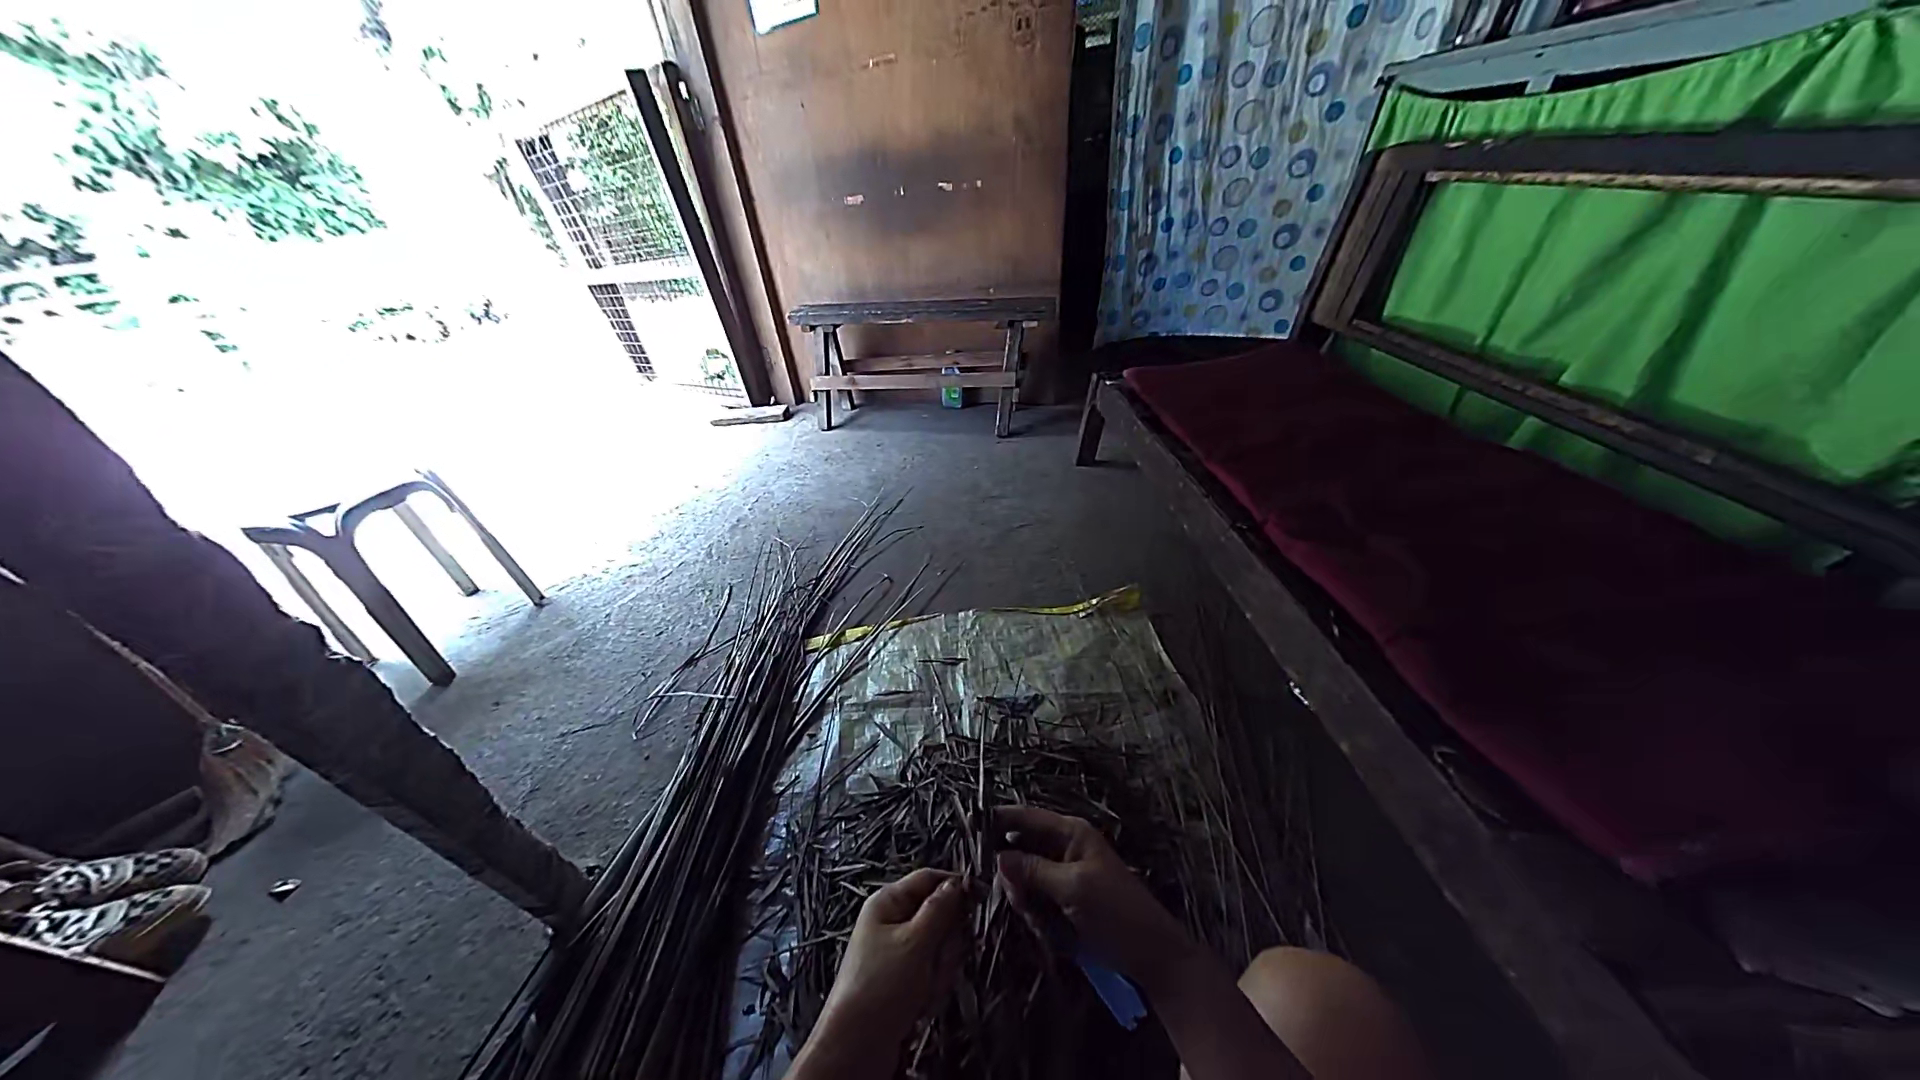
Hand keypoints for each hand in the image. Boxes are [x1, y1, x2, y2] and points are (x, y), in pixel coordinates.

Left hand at [814, 868, 969, 1052]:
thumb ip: (940, 909)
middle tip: (937, 960)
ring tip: (924, 987)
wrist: (855, 1048)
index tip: (980, 897)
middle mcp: (892, 923)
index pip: (928, 879)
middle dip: (945, 941)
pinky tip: (921, 1003)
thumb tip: (958, 883)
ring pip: (939, 948)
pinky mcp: (902, 979)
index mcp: (888, 903)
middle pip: (938, 916)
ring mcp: (898, 952)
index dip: (955, 885)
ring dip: (940, 968)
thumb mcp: (915, 942)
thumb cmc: (879, 987)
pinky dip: (932, 987)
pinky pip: (931, 972)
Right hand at [993, 805, 1195, 992]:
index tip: (969, 827)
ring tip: (1041, 919)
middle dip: (1014, 874)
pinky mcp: (1063, 900)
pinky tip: (1047, 929)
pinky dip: (1035, 914)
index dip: (998, 819)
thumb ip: (1033, 870)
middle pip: (1020, 849)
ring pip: (1024, 878)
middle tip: (1019, 899)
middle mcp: (1064, 848)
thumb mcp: (1073, 888)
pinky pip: (1035, 899)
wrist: (1151, 956)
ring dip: (1026, 899)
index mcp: (1070, 833)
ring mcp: (1063, 875)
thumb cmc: (1117, 913)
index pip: (1026, 816)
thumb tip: (998, 857)